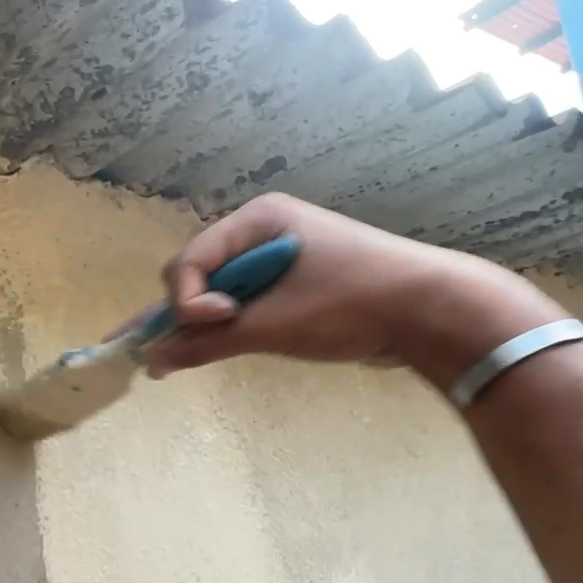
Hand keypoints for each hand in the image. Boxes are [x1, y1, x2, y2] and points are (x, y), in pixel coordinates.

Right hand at [126, 193, 571, 393]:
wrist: (433, 312)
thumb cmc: (350, 306)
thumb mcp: (269, 327)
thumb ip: (201, 344)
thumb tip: (149, 362)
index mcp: (255, 221)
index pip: (186, 264)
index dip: (187, 301)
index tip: (221, 323)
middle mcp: (259, 231)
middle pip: (193, 276)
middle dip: (191, 312)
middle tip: (207, 344)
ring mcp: (273, 256)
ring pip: (212, 292)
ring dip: (206, 323)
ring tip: (208, 352)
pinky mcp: (287, 282)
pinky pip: (237, 301)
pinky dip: (226, 326)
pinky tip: (221, 346)